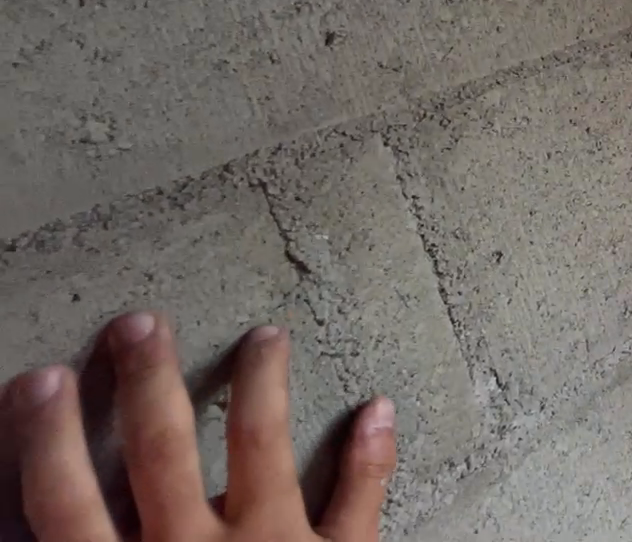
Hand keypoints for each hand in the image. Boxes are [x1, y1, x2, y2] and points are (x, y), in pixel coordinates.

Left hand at [3, 312, 395, 541]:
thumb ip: (364, 485)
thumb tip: (379, 408)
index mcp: (257, 530)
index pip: (260, 432)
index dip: (263, 377)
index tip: (264, 334)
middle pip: (159, 450)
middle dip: (147, 382)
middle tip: (135, 326)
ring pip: (66, 503)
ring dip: (49, 439)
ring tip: (36, 382)